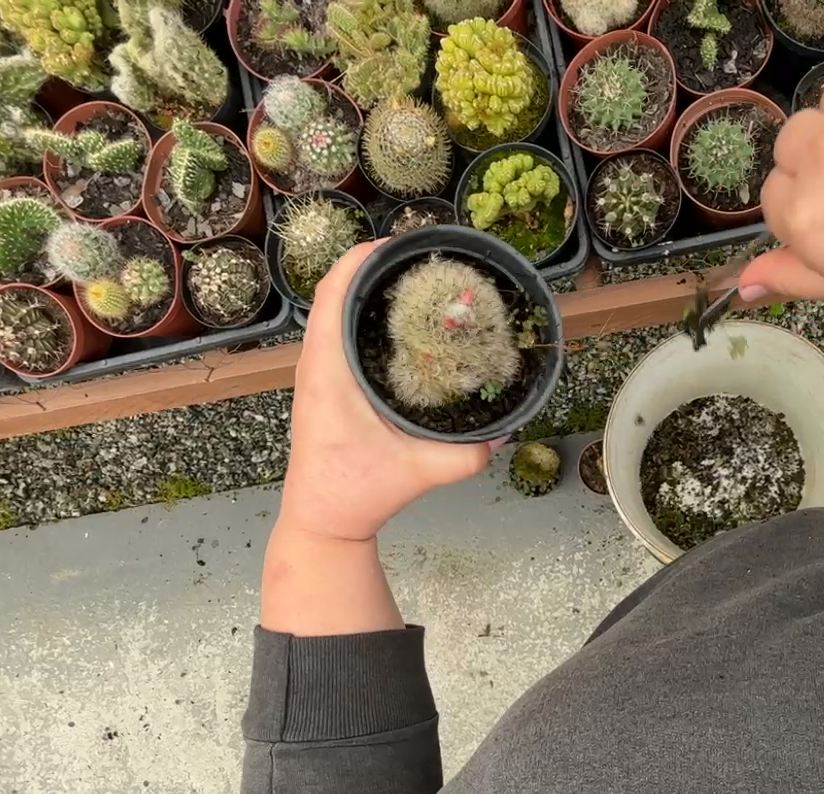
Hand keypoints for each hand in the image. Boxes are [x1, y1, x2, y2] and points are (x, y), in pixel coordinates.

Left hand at [276, 242, 494, 543]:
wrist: (323, 519)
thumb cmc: (355, 493)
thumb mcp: (420, 473)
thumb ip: (467, 455)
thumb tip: (505, 430)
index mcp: (328, 372)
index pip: (332, 295)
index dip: (360, 260)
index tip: (397, 244)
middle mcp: (317, 364)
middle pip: (336, 293)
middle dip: (374, 267)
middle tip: (421, 260)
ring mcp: (319, 373)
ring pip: (336, 312)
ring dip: (368, 290)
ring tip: (414, 282)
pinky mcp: (327, 384)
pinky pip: (340, 333)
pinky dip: (366, 315)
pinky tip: (402, 324)